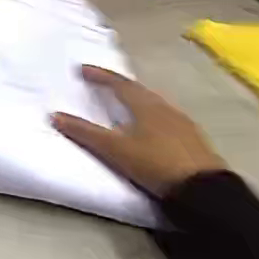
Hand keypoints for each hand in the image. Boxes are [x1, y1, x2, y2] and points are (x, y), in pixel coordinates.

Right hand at [54, 65, 226, 197]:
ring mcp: (181, 122)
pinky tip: (153, 128)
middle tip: (104, 84)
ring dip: (137, 100)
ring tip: (126, 105)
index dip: (100, 76)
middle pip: (138, 90)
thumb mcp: (115, 150)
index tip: (83, 69)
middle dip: (120, 85)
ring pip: (155, 103)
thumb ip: (85, 133)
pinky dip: (153, 115)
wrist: (204, 189)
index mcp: (144, 105)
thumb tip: (55, 115)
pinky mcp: (193, 138)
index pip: (118, 83)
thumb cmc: (155, 164)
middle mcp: (164, 107)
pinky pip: (167, 117)